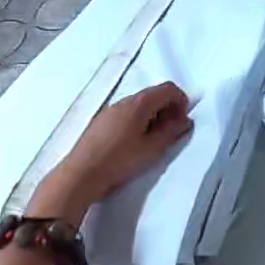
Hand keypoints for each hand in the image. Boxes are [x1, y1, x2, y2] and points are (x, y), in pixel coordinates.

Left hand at [34, 82, 192, 223]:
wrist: (80, 175)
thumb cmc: (119, 161)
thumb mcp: (152, 149)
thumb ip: (171, 131)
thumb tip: (184, 120)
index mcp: (139, 103)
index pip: (168, 88)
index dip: (181, 101)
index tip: (183, 120)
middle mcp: (124, 100)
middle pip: (153, 94)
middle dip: (168, 108)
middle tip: (173, 130)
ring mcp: (110, 109)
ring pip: (139, 104)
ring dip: (153, 115)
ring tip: (154, 139)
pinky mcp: (101, 121)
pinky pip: (126, 112)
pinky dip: (138, 120)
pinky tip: (135, 142)